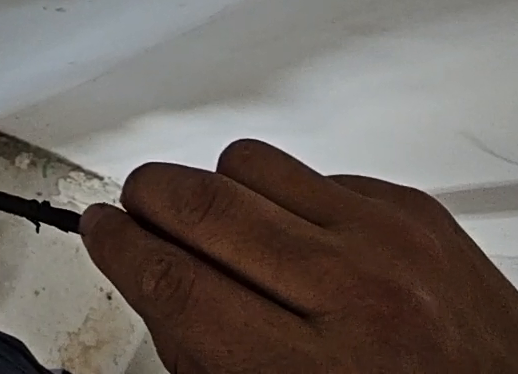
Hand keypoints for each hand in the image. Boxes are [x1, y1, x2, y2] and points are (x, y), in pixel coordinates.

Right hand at [80, 140, 517, 373]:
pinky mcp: (417, 208)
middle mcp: (356, 297)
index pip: (172, 279)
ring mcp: (393, 242)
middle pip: (198, 201)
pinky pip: (310, 171)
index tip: (100, 227)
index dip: (117, 244)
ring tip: (224, 227)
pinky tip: (301, 241)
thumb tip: (147, 271)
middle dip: (146, 196)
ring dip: (214, 189)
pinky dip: (286, 198)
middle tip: (137, 210)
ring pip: (244, 162)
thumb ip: (199, 355)